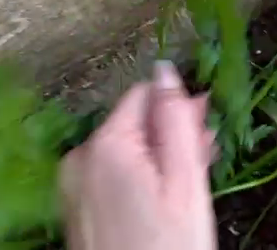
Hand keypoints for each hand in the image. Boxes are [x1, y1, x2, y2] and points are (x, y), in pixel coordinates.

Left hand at [60, 62, 216, 249]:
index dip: (178, 108)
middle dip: (169, 134)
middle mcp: (80, 157)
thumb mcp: (185, 183)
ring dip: (157, 156)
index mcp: (105, 144)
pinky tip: (163, 199)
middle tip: (204, 157)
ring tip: (189, 183)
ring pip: (125, 150)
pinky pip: (110, 175)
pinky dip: (137, 178)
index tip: (204, 131)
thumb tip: (165, 68)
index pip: (145, 93)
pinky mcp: (74, 208)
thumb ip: (175, 119)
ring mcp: (72, 185)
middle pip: (134, 123)